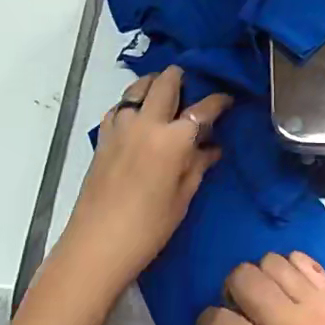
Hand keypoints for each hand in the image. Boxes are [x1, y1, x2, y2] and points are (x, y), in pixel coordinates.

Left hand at [60, 67, 229, 286]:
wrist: (96, 246)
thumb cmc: (148, 228)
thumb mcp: (182, 197)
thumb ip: (198, 165)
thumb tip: (212, 147)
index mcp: (173, 138)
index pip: (203, 108)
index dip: (219, 101)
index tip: (228, 99)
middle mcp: (146, 122)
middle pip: (166, 82)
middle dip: (181, 78)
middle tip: (192, 87)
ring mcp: (120, 127)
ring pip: (138, 87)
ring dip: (154, 85)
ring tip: (165, 95)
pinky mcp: (103, 137)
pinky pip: (119, 107)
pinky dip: (132, 104)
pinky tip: (138, 117)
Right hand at [198, 253, 324, 324]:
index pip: (219, 322)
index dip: (207, 322)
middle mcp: (290, 324)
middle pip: (243, 277)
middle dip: (230, 289)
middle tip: (237, 307)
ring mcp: (316, 304)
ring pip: (272, 260)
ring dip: (260, 273)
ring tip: (264, 294)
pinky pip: (304, 261)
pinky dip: (290, 266)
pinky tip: (290, 287)